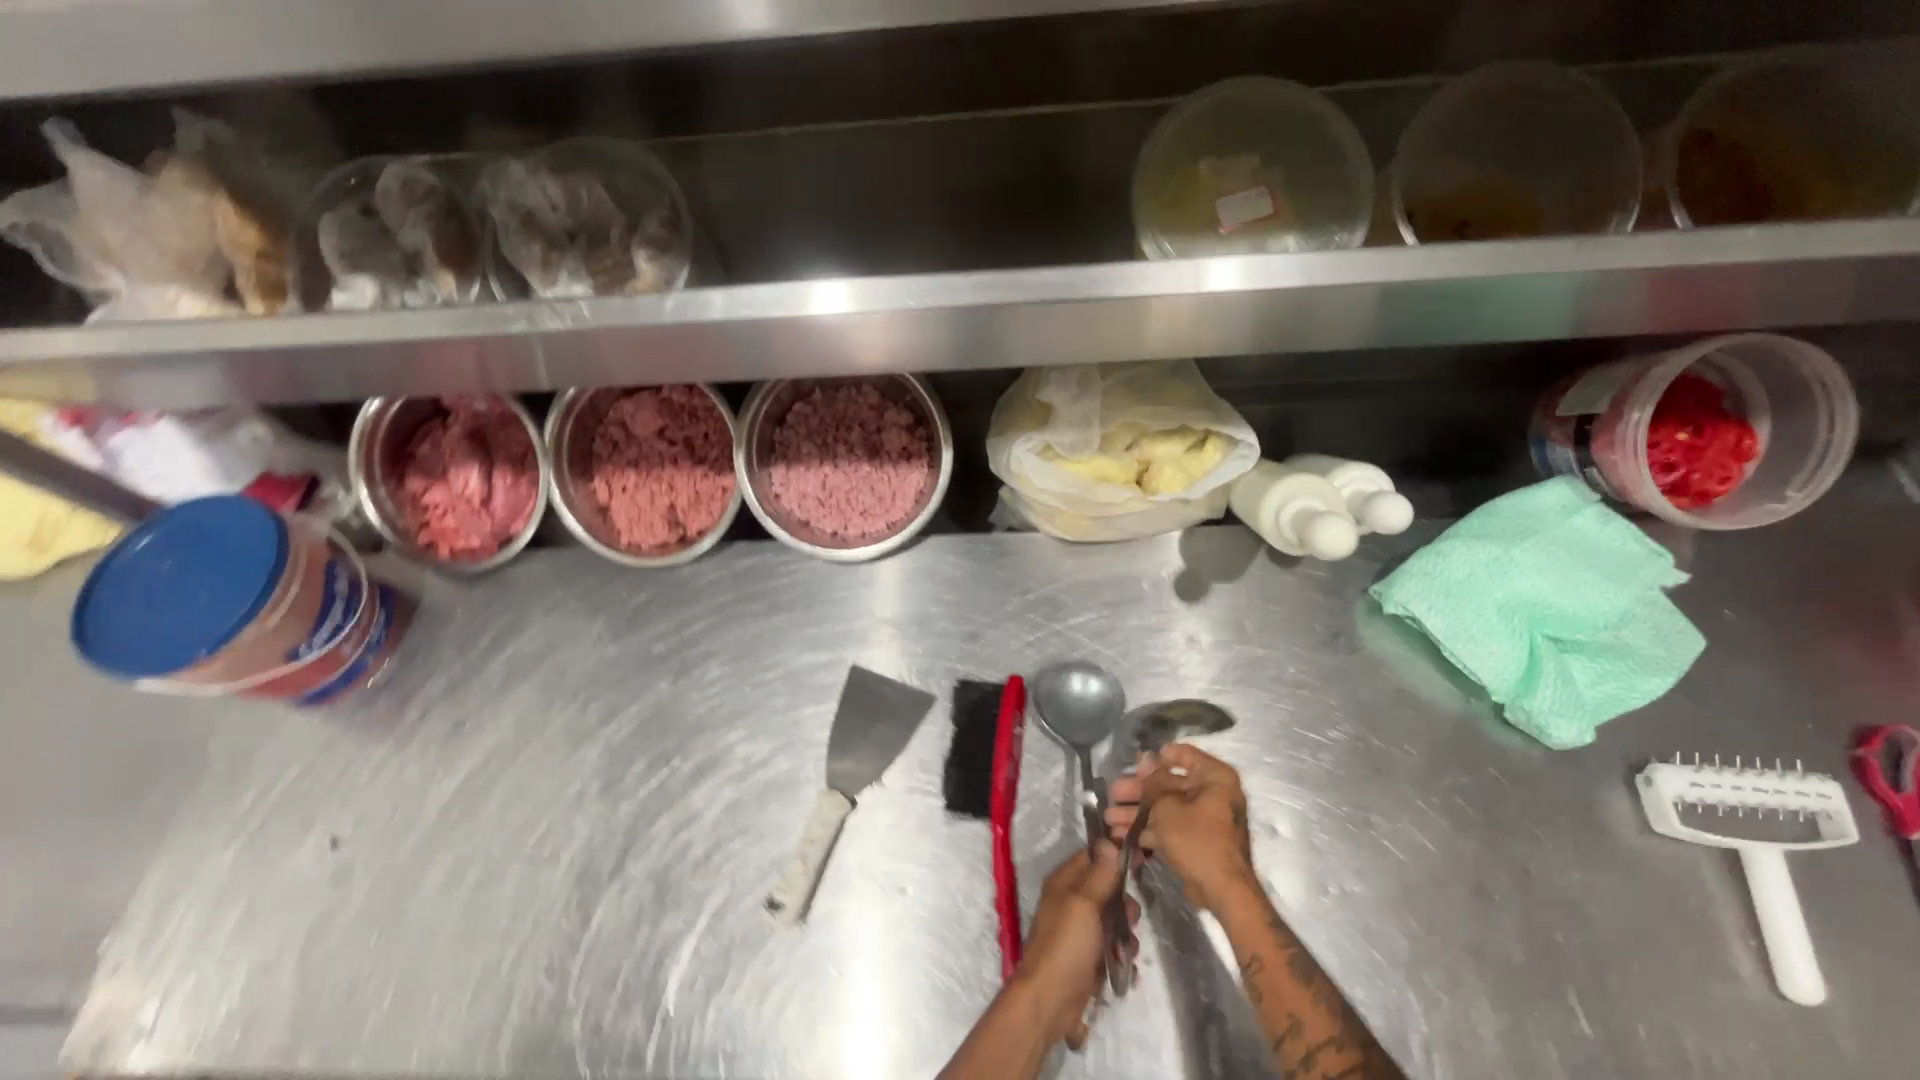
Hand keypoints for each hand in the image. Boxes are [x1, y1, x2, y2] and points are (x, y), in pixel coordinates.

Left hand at [1014, 842, 1138, 1049]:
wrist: (1051, 1000)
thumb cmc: (1066, 945)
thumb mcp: (1084, 903)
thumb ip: (1100, 873)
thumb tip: (1108, 839)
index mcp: (1065, 882)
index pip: (1094, 856)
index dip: (1117, 855)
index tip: (1142, 858)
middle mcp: (1072, 902)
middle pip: (1109, 889)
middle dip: (1125, 903)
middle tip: (1128, 915)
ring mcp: (1081, 930)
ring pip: (1116, 919)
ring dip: (1126, 933)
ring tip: (1123, 948)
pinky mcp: (1091, 956)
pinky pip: (1115, 945)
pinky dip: (1122, 953)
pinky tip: (1123, 964)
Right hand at [1104, 743, 1256, 912]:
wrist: (1222, 889)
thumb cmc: (1196, 838)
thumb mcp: (1167, 806)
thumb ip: (1153, 782)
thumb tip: (1145, 760)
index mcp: (1214, 777)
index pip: (1183, 754)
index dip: (1156, 757)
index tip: (1133, 763)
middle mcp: (1213, 793)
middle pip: (1169, 784)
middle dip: (1138, 791)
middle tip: (1113, 794)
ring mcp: (1205, 819)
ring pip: (1165, 808)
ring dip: (1137, 813)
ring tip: (1109, 819)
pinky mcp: (1197, 841)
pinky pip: (1170, 828)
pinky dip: (1148, 831)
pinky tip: (1121, 836)